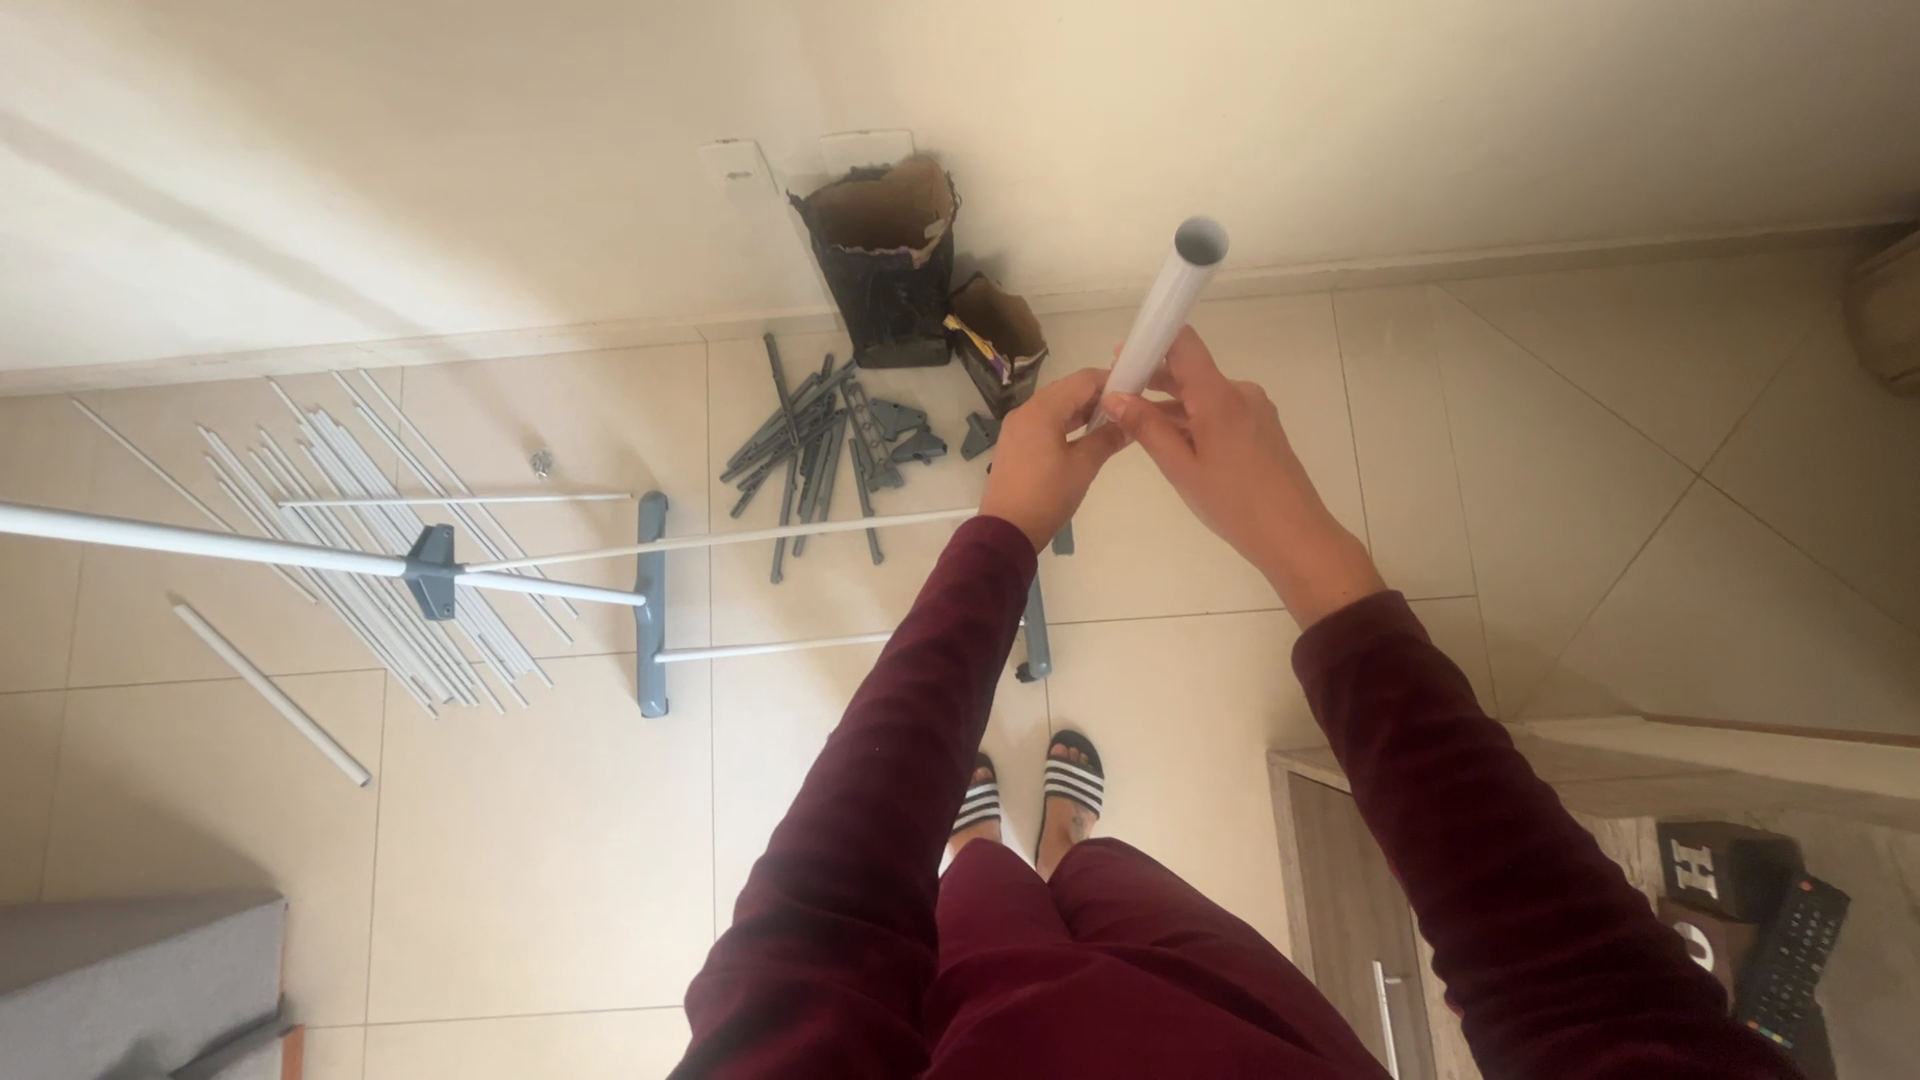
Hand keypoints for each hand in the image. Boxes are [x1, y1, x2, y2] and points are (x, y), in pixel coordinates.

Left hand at [978, 367, 1130, 551]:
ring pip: (1055, 407)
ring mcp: (1016, 429)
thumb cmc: (1047, 496)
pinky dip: (1065, 425)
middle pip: (1067, 390)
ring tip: (1111, 423)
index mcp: (1041, 410)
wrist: (1006, 531)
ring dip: (1081, 412)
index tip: (1136, 390)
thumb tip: (1129, 425)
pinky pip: (1043, 424)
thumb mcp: (1083, 466)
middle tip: (1126, 409)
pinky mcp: (1014, 445)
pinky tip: (1085, 437)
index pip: (1082, 380)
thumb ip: (1107, 439)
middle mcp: (1025, 412)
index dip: (1111, 380)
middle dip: (1097, 396)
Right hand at [1099, 326, 1384, 626]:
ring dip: (1171, 404)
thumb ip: (1147, 428)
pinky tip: (1172, 442)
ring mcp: (1254, 409)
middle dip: (1152, 379)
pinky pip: (1219, 411)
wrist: (1294, 535)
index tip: (1120, 359)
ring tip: (1135, 424)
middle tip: (1115, 396)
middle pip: (1191, 370)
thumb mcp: (1181, 468)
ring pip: (1203, 394)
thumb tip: (1115, 396)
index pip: (1183, 344)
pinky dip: (1192, 419)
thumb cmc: (1233, 503)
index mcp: (1219, 396)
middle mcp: (1240, 392)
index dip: (1150, 343)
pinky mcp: (1260, 427)